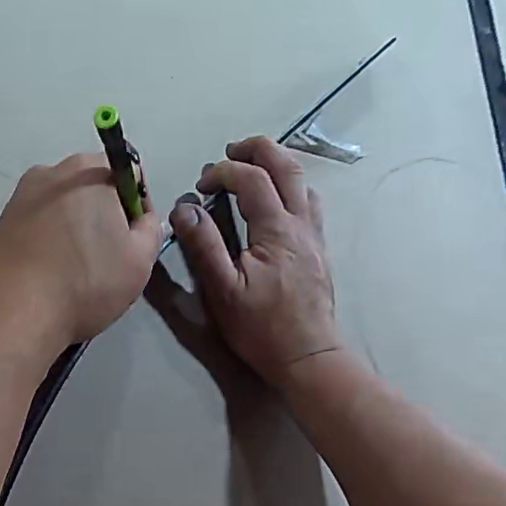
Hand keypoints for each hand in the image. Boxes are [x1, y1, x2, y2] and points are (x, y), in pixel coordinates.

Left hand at [0, 153, 167, 353]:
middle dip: (105, 217)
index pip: (128, 174)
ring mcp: (20, 197)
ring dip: (76, 231)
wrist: (16, 313)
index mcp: (89, 170)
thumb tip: (142, 219)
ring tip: (78, 271)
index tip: (135, 240)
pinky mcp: (2, 224)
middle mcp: (51, 172)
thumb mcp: (140, 261)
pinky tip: (52, 274)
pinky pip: (38, 227)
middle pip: (92, 190)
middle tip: (109, 259)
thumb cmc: (86, 283)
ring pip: (63, 210)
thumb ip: (151, 230)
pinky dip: (50, 243)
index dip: (139, 207)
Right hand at [171, 137, 341, 388]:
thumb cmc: (261, 328)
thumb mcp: (223, 291)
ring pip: (303, 183)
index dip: (224, 172)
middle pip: (287, 167)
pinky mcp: (319, 250)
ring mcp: (315, 236)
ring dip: (277, 166)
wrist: (307, 355)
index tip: (201, 186)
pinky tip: (276, 204)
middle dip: (258, 150)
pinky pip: (309, 203)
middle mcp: (301, 224)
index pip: (252, 179)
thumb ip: (205, 247)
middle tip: (231, 150)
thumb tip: (185, 209)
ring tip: (252, 170)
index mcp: (276, 230)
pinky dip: (291, 188)